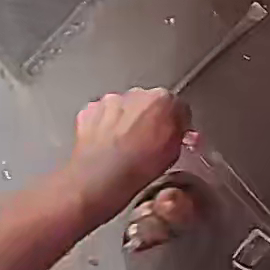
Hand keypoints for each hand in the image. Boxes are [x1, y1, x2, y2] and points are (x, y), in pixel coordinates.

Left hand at [62, 88, 189, 219]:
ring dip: (125, 120)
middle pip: (148, 103)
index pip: (176, 106)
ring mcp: (111, 101)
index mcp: (163, 100)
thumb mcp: (174, 152)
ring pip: (123, 107)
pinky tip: (107, 144)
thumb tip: (178, 131)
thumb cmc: (139, 165)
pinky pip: (102, 114)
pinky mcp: (90, 110)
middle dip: (148, 118)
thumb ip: (179, 133)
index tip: (172, 134)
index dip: (175, 122)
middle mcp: (137, 94)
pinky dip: (104, 125)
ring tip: (124, 146)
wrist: (103, 175)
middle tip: (147, 143)